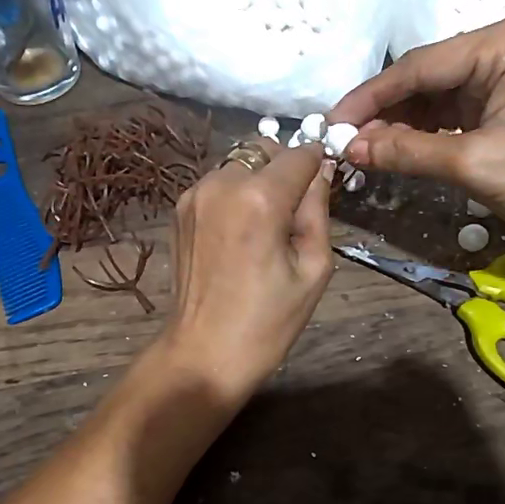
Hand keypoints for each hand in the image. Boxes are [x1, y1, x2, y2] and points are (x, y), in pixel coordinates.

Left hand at [161, 141, 334, 405]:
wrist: (203, 353)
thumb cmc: (267, 322)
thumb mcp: (313, 269)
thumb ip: (318, 210)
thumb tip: (320, 171)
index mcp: (259, 199)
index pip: (299, 154)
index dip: (318, 163)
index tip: (325, 184)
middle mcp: (221, 184)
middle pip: (264, 150)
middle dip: (285, 168)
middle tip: (295, 208)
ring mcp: (194, 195)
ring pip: (238, 162)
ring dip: (258, 178)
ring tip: (266, 224)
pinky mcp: (179, 209)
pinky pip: (217, 183)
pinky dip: (235, 192)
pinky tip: (240, 232)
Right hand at [331, 15, 504, 243]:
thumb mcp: (475, 164)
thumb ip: (408, 151)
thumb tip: (350, 147)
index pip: (420, 66)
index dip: (370, 97)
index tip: (330, 123)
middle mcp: (503, 45)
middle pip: (424, 77)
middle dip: (382, 112)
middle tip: (340, 142)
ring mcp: (503, 73)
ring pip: (432, 95)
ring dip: (397, 124)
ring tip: (360, 150)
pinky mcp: (501, 100)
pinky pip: (448, 112)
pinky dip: (420, 133)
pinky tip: (392, 149)